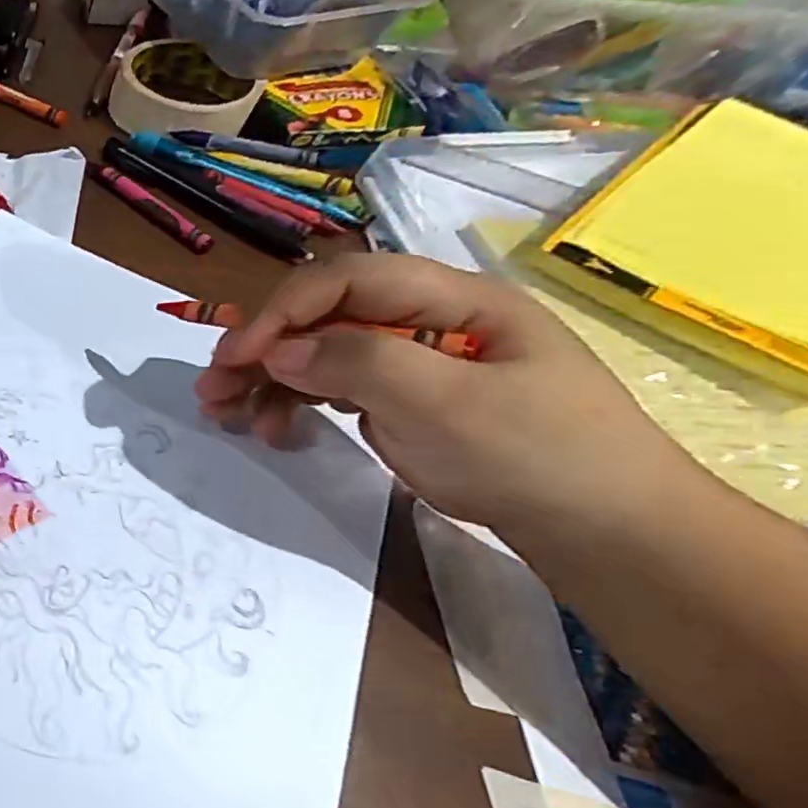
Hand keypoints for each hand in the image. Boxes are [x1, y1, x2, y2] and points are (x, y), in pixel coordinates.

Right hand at [194, 253, 695, 532]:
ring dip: (264, 382)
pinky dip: (291, 406)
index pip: (345, 280)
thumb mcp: (445, 403)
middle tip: (211, 389)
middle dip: (260, 350)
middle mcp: (422, 321)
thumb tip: (277, 350)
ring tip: (224, 414)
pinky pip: (326, 389)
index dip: (282, 311)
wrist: (597, 527)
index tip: (235, 355)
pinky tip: (271, 431)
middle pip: (320, 318)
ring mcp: (407, 362)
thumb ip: (358, 362)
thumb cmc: (532, 454)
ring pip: (314, 354)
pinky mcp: (395, 399)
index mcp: (451, 299)